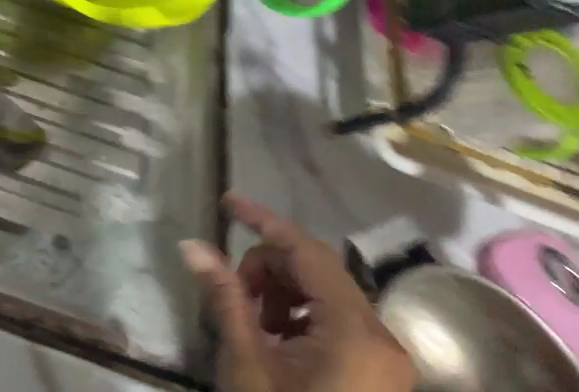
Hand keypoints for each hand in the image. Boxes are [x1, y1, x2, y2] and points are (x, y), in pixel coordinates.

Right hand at [181, 195, 413, 391]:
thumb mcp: (246, 361)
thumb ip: (224, 296)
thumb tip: (193, 245)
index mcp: (355, 330)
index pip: (305, 250)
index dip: (263, 221)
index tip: (227, 203)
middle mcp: (381, 336)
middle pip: (317, 269)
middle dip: (267, 267)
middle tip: (233, 292)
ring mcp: (386, 358)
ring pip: (327, 294)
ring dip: (282, 292)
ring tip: (251, 321)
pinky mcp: (380, 375)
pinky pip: (339, 322)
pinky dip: (301, 317)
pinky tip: (275, 341)